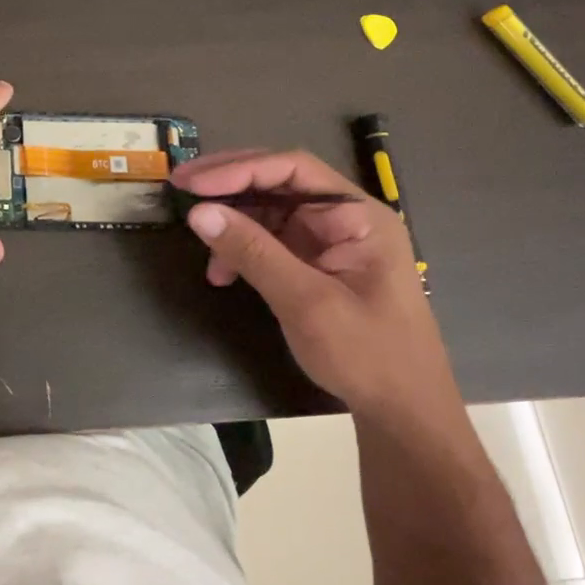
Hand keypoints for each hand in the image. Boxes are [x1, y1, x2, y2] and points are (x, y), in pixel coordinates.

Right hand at [170, 149, 459, 420]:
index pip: (292, 169)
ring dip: (231, 222)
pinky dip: (241, 250)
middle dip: (228, 184)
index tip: (192, 183)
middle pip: (279, 182)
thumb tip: (198, 211)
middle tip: (180, 186)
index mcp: (358, 216)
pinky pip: (271, 241)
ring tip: (200, 242)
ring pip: (269, 211)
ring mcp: (331, 242)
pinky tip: (221, 273)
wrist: (404, 415)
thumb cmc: (367, 355)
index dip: (238, 170)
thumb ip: (252, 251)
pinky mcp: (317, 265)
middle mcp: (345, 219)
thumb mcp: (305, 302)